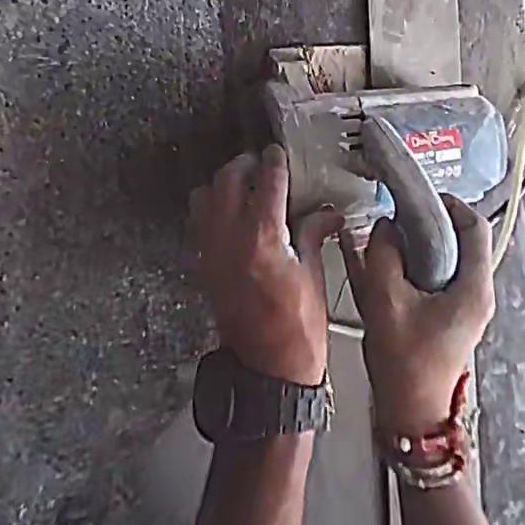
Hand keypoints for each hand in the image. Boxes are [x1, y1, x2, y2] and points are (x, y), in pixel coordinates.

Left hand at [189, 145, 344, 386]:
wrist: (268, 371)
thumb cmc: (297, 329)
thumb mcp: (312, 276)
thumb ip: (313, 235)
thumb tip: (328, 214)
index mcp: (263, 238)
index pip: (267, 181)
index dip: (274, 161)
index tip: (278, 154)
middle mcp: (230, 238)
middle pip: (228, 179)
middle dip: (245, 165)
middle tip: (261, 165)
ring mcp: (211, 251)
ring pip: (204, 196)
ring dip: (222, 184)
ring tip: (243, 187)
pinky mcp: (202, 265)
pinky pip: (196, 222)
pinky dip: (209, 209)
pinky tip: (228, 216)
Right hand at [338, 195, 494, 434]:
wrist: (410, 412)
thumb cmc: (405, 362)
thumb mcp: (385, 299)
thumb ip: (383, 254)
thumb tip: (384, 227)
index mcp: (473, 288)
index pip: (474, 227)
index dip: (448, 203)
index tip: (417, 197)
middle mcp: (475, 293)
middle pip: (459, 239)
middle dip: (427, 222)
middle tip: (396, 216)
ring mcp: (463, 305)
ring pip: (444, 256)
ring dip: (416, 242)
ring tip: (386, 237)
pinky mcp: (447, 314)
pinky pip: (433, 275)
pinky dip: (412, 262)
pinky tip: (383, 262)